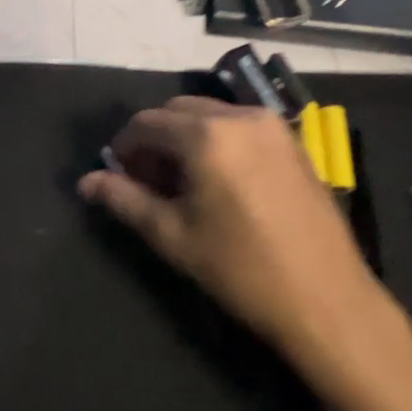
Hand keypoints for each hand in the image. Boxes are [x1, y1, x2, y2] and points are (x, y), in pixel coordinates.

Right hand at [78, 97, 393, 361]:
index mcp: (206, 134)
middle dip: (154, 140)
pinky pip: (241, 128)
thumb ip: (124, 200)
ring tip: (180, 185)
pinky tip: (217, 183)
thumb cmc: (240, 269)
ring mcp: (274, 127)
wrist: (326, 299)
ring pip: (211, 116)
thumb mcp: (172, 236)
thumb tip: (85, 182)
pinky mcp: (294, 144)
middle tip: (144, 181)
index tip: (114, 177)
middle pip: (178, 111)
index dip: (123, 147)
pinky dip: (217, 142)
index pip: (146, 123)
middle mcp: (241, 116)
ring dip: (185, 139)